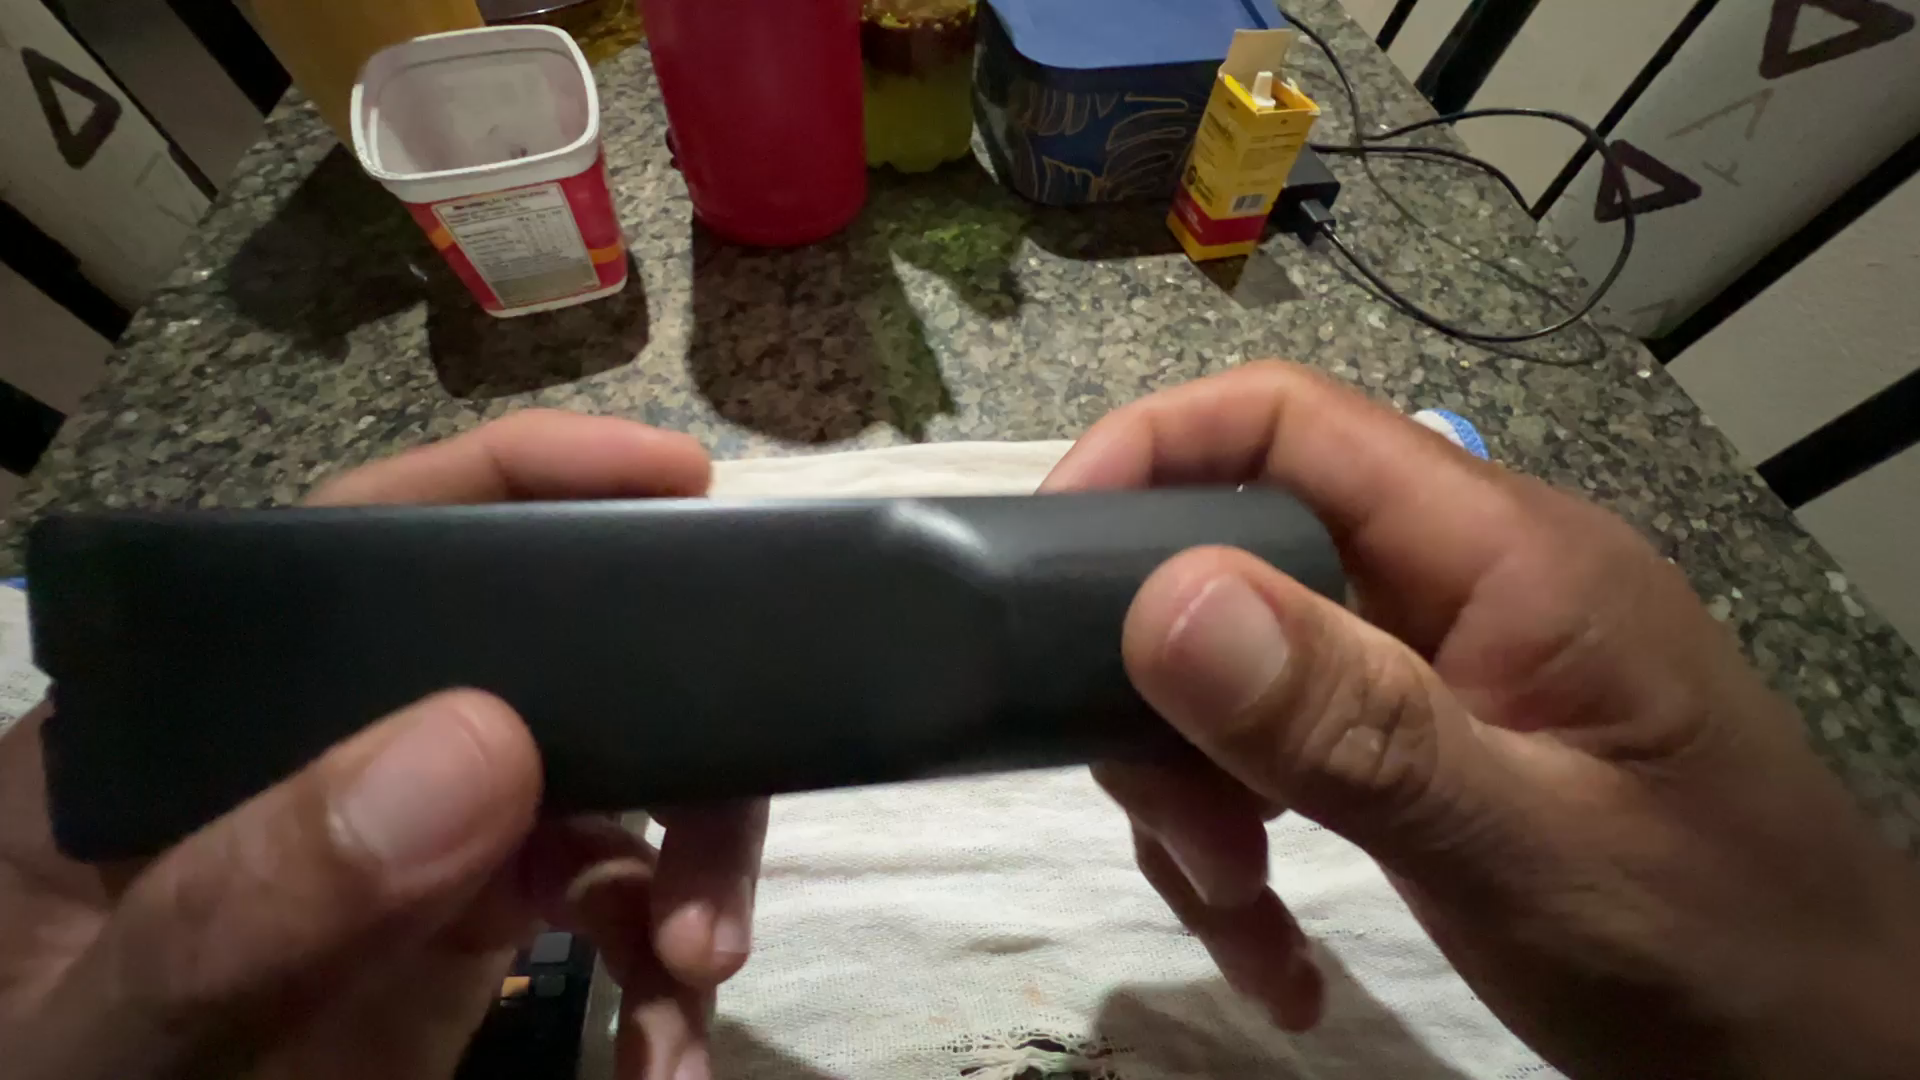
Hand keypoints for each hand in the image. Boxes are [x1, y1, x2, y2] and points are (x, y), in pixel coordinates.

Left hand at [0, 411, 762, 1079]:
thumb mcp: (106, 1042)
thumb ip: (252, 905)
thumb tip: (484, 744)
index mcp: (249, 703)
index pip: (392, 533)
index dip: (541, 475)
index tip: (678, 474)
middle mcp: (374, 733)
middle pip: (572, 658)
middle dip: (678, 727)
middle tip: (730, 809)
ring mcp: (456, 817)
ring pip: (637, 770)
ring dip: (698, 856)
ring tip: (704, 957)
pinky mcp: (513, 898)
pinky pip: (635, 884)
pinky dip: (668, 957)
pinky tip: (668, 1043)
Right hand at [1045, 363, 1919, 1078]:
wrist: (1825, 1070)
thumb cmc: (1723, 958)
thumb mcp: (1529, 848)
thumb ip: (1353, 725)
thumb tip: (1166, 608)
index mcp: (1483, 548)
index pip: (1282, 421)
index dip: (1150, 447)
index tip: (1044, 538)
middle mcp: (1419, 582)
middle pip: (1218, 559)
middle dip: (1155, 683)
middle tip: (1164, 810)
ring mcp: (1387, 661)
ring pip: (1210, 671)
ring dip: (1185, 788)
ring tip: (1233, 904)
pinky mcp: (1364, 736)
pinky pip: (1242, 751)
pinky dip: (1220, 841)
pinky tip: (1264, 939)